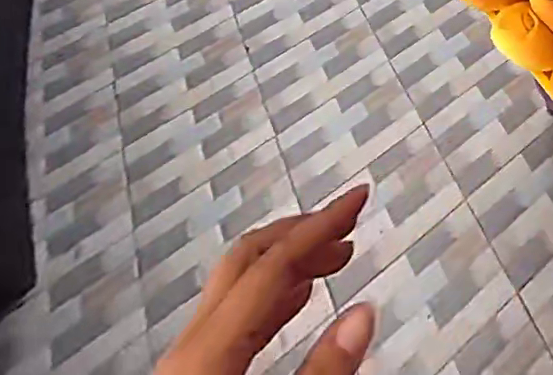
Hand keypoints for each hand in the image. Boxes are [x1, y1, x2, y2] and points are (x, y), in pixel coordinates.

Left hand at [155, 185, 375, 374]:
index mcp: (206, 349)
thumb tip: (366, 311)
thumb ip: (322, 370)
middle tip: (349, 223)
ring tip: (335, 254)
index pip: (274, 260)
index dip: (322, 222)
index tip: (360, 196)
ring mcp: (186, 361)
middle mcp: (190, 345)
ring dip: (292, 258)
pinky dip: (274, 290)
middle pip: (249, 257)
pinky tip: (299, 296)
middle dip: (304, 231)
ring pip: (239, 282)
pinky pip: (234, 313)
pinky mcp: (192, 374)